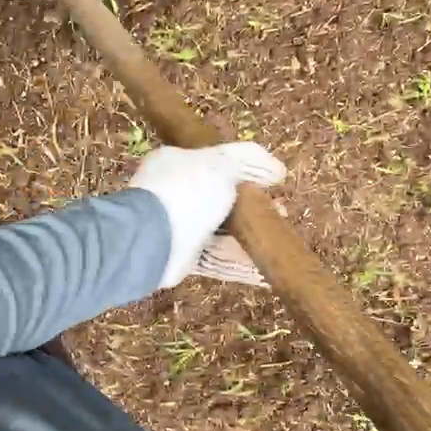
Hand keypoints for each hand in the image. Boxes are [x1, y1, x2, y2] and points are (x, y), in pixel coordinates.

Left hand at [129, 143, 284, 288]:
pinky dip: (238, 263)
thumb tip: (276, 170)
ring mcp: (176, 226)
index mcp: (175, 163)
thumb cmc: (186, 192)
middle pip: (220, 200)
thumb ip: (247, 160)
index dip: (246, 172)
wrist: (151, 238)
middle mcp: (174, 193)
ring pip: (220, 232)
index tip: (273, 182)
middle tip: (279, 212)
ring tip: (277, 239)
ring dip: (249, 237)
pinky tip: (264, 269)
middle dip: (252, 208)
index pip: (214, 163)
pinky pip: (215, 258)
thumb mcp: (220, 164)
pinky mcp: (181, 256)